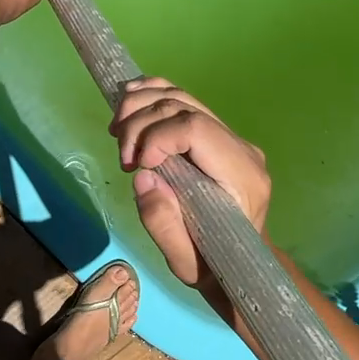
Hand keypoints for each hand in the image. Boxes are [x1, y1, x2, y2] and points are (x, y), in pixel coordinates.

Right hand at [110, 78, 270, 290]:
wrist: (238, 264)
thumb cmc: (212, 265)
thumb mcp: (184, 261)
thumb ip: (163, 223)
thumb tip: (143, 177)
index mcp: (241, 177)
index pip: (195, 129)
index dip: (156, 136)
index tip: (136, 165)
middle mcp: (241, 148)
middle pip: (182, 107)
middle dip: (140, 124)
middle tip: (123, 157)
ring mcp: (230, 137)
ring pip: (180, 97)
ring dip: (139, 105)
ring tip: (117, 132)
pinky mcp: (216, 134)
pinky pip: (183, 101)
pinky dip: (152, 94)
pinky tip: (128, 99)